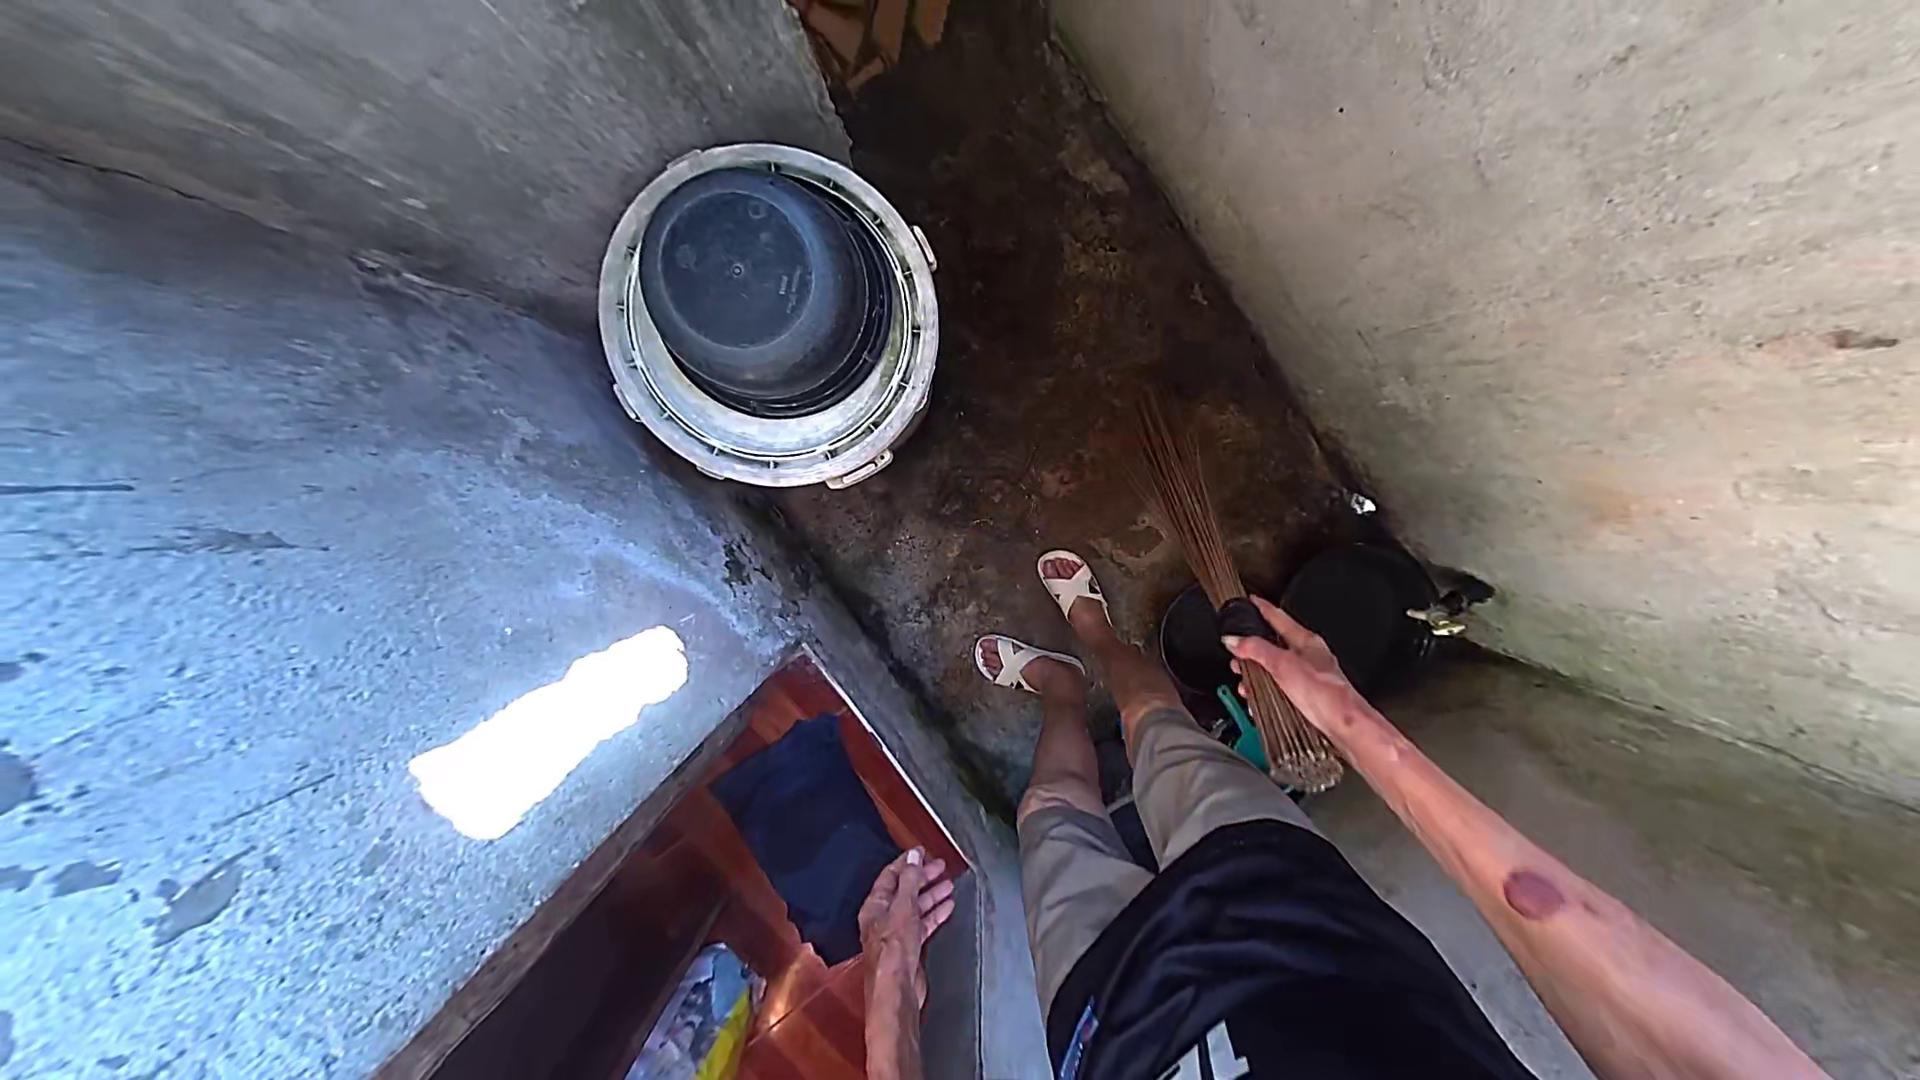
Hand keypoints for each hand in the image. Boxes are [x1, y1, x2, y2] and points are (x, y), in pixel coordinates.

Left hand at [858, 848, 954, 1007]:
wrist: (897, 990)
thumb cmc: (893, 948)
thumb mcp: (903, 906)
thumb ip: (909, 880)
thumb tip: (913, 856)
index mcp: (874, 905)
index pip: (890, 875)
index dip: (907, 862)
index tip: (922, 852)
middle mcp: (883, 918)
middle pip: (904, 890)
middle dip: (923, 877)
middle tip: (940, 866)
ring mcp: (896, 934)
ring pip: (915, 907)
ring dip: (931, 894)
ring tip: (949, 884)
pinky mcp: (908, 948)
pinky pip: (923, 924)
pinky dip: (935, 914)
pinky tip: (948, 907)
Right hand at [1221, 595, 1368, 733]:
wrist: (1344, 726)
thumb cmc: (1325, 694)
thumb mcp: (1282, 664)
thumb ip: (1255, 649)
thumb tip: (1233, 640)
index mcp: (1306, 641)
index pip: (1278, 616)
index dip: (1261, 607)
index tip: (1250, 600)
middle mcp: (1308, 655)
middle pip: (1272, 643)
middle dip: (1250, 649)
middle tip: (1235, 651)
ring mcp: (1307, 675)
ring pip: (1273, 666)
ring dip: (1255, 673)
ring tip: (1244, 679)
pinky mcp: (1305, 694)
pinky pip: (1277, 685)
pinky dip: (1264, 689)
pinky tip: (1257, 697)